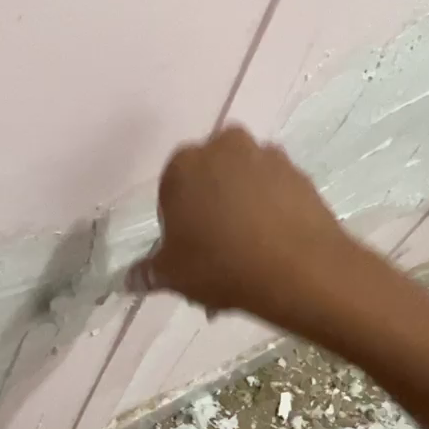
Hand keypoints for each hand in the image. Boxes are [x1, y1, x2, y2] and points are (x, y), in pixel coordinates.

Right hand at [130, 127, 394, 337]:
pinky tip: (268, 247)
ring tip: (244, 253)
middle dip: (208, 207)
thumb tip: (129, 280)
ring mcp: (266, 156)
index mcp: (183, 165)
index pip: (170, 189)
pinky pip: (273, 191)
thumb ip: (146, 273)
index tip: (185, 248)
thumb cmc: (219, 265)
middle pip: (208, 179)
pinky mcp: (299, 173)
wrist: (297, 268)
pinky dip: (268, 212)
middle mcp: (224, 148)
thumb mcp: (171, 275)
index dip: (175, 221)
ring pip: (242, 183)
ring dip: (239, 208)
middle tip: (212, 249)